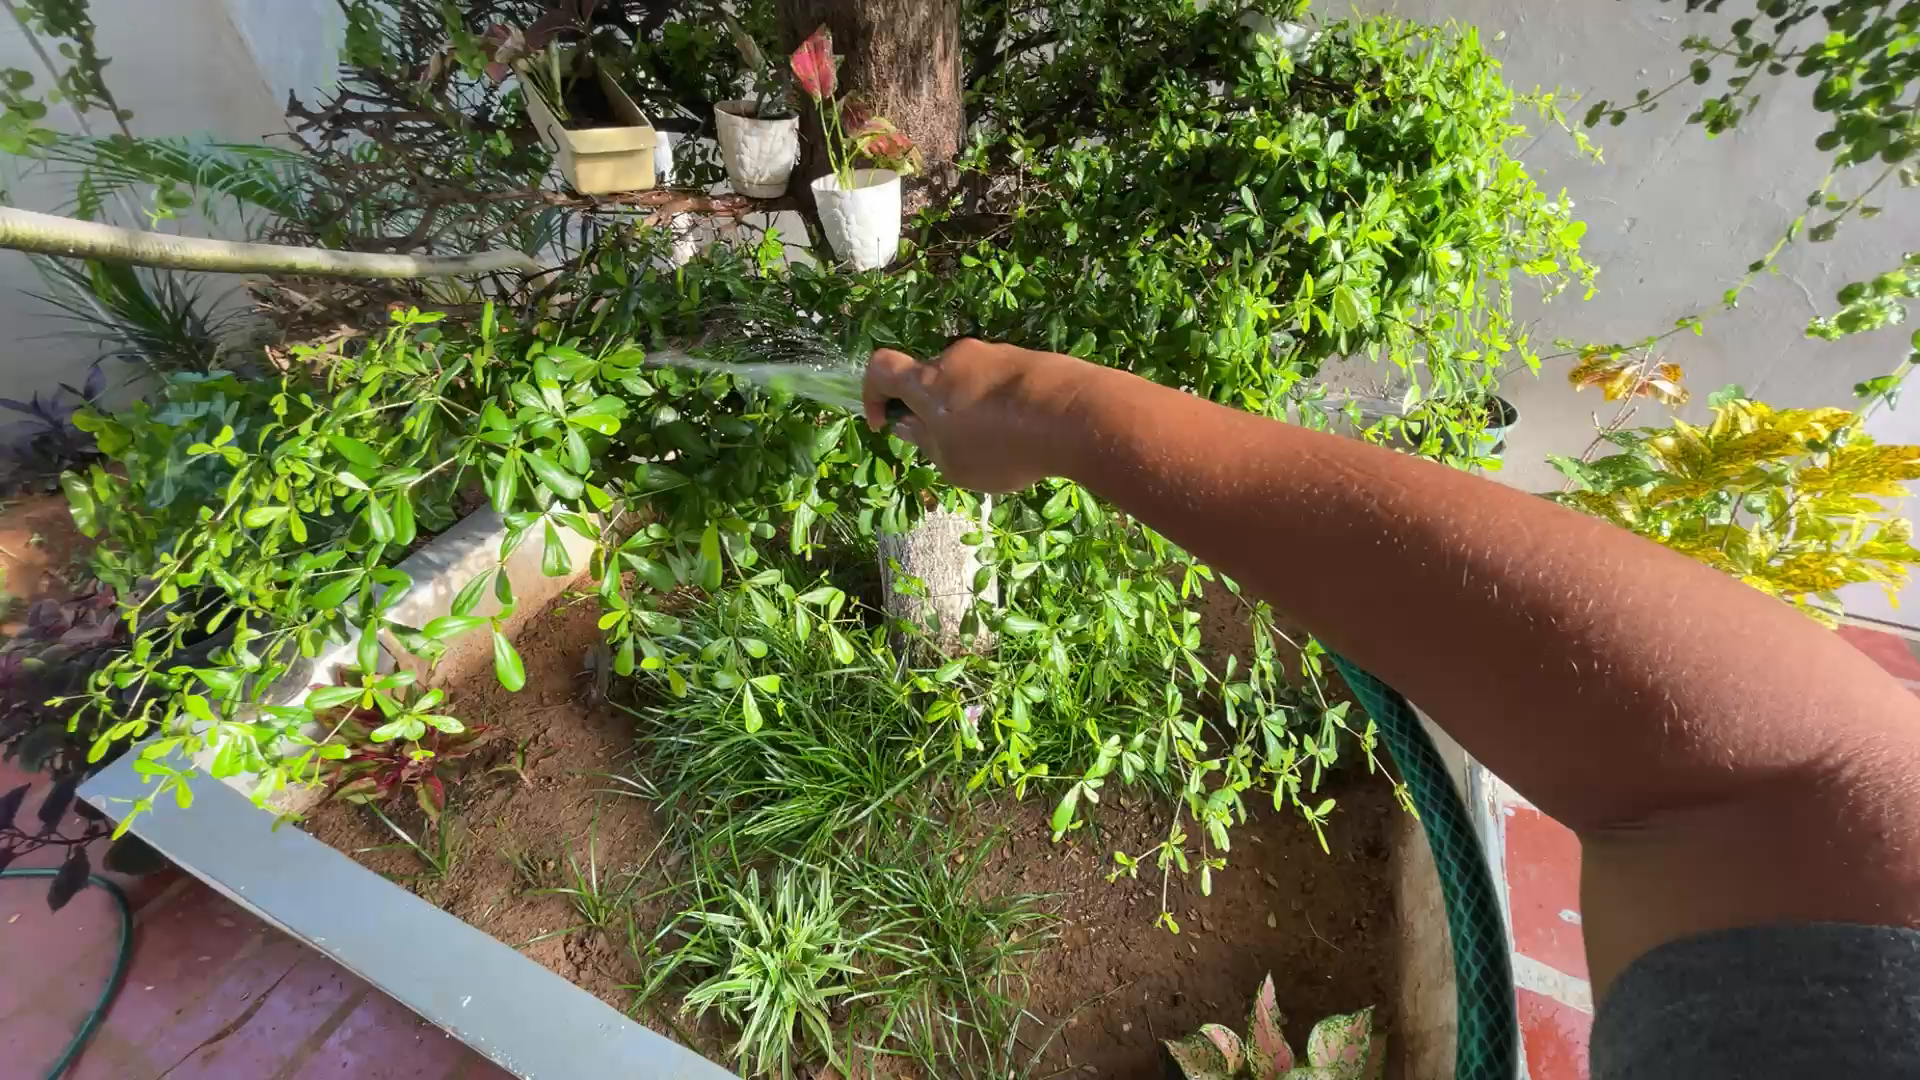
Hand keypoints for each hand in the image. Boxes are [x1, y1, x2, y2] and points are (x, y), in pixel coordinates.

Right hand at [862, 339, 1100, 491]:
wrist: (1076, 415)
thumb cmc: (1002, 447)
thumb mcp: (954, 464)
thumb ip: (926, 444)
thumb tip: (909, 426)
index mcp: (927, 382)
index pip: (880, 368)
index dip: (873, 395)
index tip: (886, 423)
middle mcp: (956, 358)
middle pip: (929, 379)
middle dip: (932, 411)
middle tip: (952, 446)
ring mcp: (995, 354)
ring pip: (967, 381)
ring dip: (969, 410)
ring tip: (998, 447)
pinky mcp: (1028, 359)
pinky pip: (1000, 383)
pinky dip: (1001, 406)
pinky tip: (1026, 435)